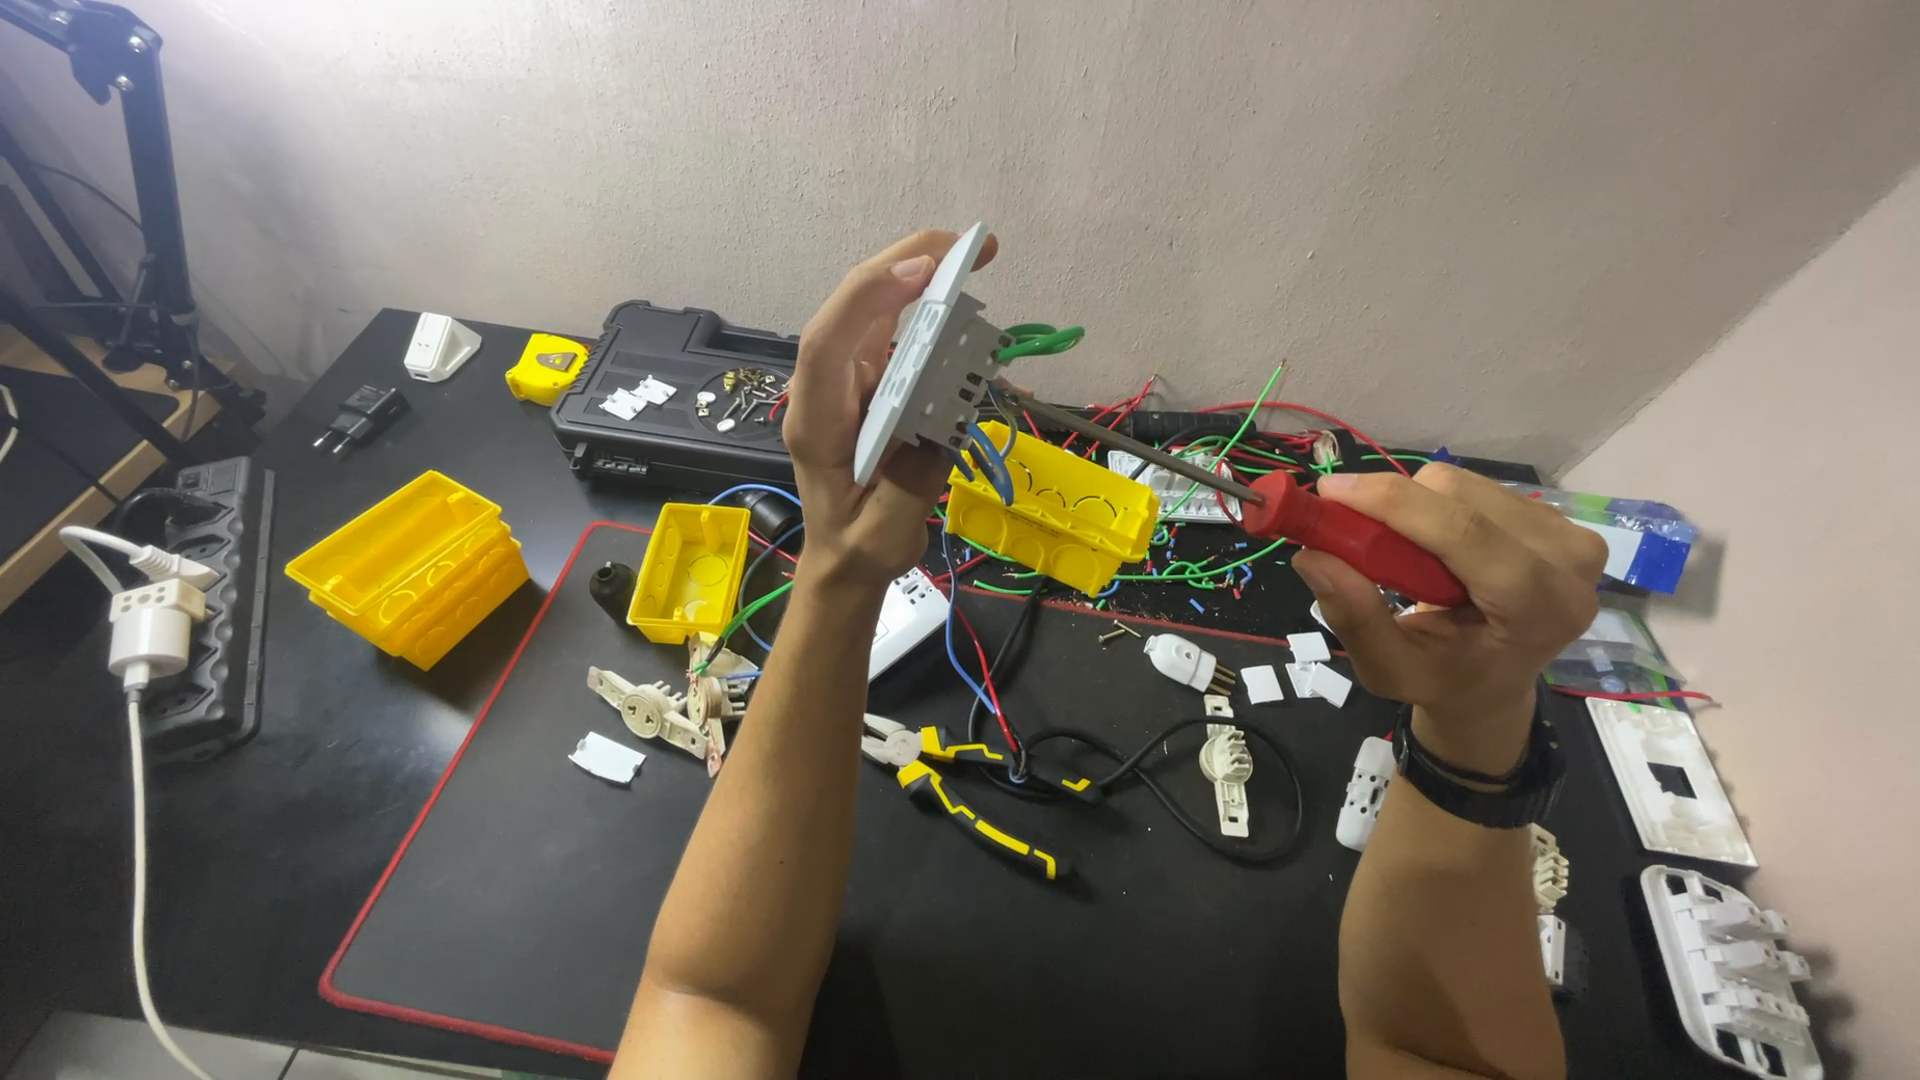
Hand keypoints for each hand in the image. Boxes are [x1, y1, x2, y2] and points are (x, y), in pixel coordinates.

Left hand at [784, 230, 998, 588]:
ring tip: (974, 258)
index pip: (827, 343)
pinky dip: (929, 310)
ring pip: (874, 311)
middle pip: (851, 309)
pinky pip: (895, 334)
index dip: (869, 300)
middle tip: (970, 245)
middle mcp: (826, 390)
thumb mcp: (883, 536)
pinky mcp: (871, 385)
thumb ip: (909, 485)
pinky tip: (962, 300)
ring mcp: (848, 384)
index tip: (923, 274)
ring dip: (920, 277)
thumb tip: (943, 422)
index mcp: (815, 424)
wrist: (844, 558)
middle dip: (903, 264)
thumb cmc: (857, 548)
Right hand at [1291, 464, 1606, 772]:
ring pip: (1460, 482)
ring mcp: (1568, 534)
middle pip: (1458, 496)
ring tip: (1404, 554)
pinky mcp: (1554, 517)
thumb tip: (1310, 556)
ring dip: (1412, 506)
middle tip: (1355, 538)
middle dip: (1392, 506)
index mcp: (1537, 608)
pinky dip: (1432, 505)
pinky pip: (1471, 485)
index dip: (1392, 503)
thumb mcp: (1388, 668)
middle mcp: (1567, 562)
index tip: (1328, 492)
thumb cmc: (1441, 680)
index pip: (1464, 533)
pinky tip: (1433, 545)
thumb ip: (1355, 617)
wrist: (1492, 685)